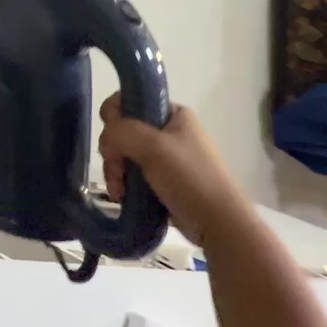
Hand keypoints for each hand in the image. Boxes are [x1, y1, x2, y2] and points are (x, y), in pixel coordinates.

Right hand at [98, 93, 250, 245]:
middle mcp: (168, 130)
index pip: (129, 100)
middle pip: (121, 129)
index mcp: (172, 114)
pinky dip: (122, 182)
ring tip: (119, 190)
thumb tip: (106, 137)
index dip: (114, 116)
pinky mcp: (161, 179)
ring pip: (123, 152)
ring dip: (115, 170)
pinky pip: (131, 172)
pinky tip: (121, 195)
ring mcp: (164, 156)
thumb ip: (120, 130)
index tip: (114, 137)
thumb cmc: (190, 178)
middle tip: (117, 169)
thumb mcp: (153, 145)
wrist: (220, 226)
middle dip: (113, 151)